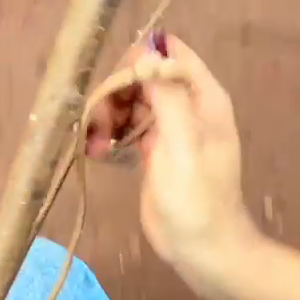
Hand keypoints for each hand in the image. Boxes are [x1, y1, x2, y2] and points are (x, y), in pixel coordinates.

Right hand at [86, 34, 256, 276]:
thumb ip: (167, 94)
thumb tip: (146, 52)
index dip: (142, 58)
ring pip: (133, 100)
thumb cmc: (196, 195)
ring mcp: (169, 129)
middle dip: (120, 88)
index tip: (116, 79)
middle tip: (101, 114)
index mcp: (203, 97)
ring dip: (110, 111)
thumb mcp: (183, 140)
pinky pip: (128, 127)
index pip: (172, 54)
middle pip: (146, 75)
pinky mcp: (153, 151)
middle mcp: (187, 107)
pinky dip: (112, 132)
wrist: (200, 247)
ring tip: (96, 135)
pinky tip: (98, 147)